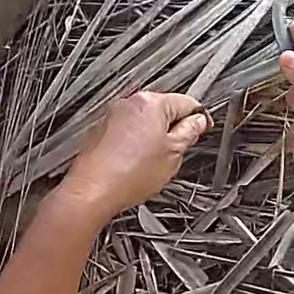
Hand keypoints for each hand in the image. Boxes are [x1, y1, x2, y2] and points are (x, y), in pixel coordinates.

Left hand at [58, 91, 209, 219]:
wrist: (92, 190)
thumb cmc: (127, 174)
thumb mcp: (173, 153)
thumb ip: (190, 132)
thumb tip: (198, 121)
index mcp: (150, 103)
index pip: (187, 102)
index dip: (199, 118)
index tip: (201, 130)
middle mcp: (129, 103)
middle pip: (164, 110)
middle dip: (173, 130)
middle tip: (175, 153)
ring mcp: (113, 116)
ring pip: (145, 123)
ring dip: (153, 139)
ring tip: (152, 163)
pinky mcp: (102, 131)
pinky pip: (128, 133)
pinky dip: (135, 145)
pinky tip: (135, 165)